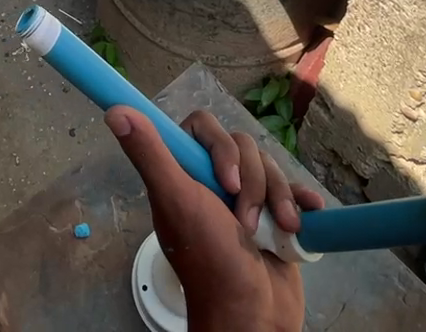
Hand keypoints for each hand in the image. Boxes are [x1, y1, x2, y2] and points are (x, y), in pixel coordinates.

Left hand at [106, 107, 325, 331]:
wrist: (253, 317)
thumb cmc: (210, 262)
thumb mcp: (176, 202)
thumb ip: (150, 155)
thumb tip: (115, 113)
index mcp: (187, 173)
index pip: (204, 127)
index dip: (221, 147)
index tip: (227, 182)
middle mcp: (214, 180)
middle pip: (244, 146)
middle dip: (254, 184)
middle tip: (244, 222)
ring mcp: (247, 198)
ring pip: (270, 167)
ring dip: (278, 200)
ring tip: (275, 233)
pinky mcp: (275, 215)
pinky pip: (294, 189)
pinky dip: (302, 201)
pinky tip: (310, 213)